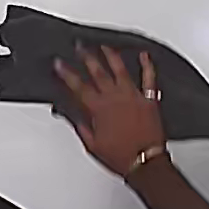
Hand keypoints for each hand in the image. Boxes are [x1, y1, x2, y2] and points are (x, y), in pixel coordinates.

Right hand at [55, 46, 165, 178]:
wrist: (145, 162)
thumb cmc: (120, 156)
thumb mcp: (92, 145)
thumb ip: (81, 126)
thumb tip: (71, 115)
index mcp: (99, 109)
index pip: (78, 86)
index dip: (67, 73)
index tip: (59, 63)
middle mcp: (115, 98)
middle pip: (98, 72)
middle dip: (87, 57)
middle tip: (80, 46)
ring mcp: (133, 96)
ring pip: (120, 70)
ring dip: (111, 55)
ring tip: (104, 46)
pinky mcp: (149, 100)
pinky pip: (149, 78)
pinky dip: (147, 65)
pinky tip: (144, 55)